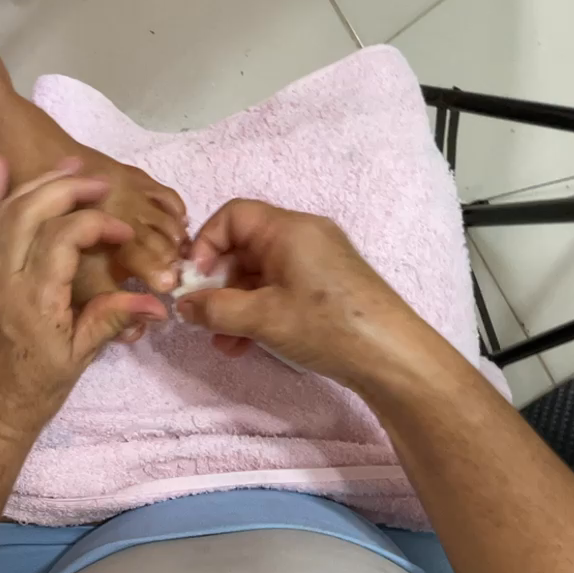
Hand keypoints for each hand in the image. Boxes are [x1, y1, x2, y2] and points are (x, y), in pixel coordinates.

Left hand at [0, 156, 169, 446]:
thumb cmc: (38, 388)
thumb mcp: (80, 356)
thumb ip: (114, 318)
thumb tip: (160, 302)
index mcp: (35, 301)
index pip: (64, 238)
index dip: (97, 224)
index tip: (122, 233)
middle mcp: (4, 280)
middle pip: (31, 212)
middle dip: (68, 188)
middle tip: (99, 182)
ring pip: (5, 213)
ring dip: (37, 183)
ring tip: (68, 166)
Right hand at [174, 199, 427, 388]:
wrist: (389, 356)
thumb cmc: (326, 326)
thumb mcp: (261, 319)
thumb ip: (215, 310)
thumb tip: (184, 307)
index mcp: (288, 230)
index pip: (232, 216)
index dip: (205, 244)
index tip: (194, 281)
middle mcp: (301, 238)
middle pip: (242, 248)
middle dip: (216, 284)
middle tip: (202, 317)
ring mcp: (313, 263)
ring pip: (256, 276)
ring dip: (232, 307)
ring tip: (223, 342)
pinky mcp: (321, 288)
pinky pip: (276, 291)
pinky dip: (255, 313)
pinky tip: (244, 345)